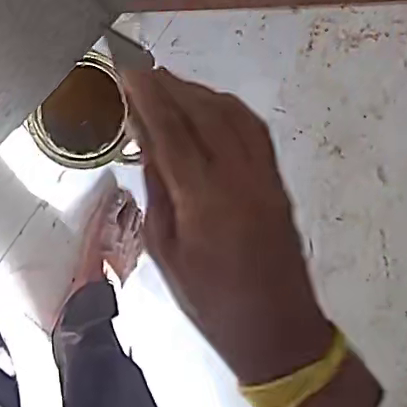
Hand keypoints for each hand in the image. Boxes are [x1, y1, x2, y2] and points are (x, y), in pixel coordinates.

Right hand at [123, 65, 380, 406]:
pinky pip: (252, 126)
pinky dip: (225, 104)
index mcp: (204, 199)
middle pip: (201, 112)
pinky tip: (206, 101)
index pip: (170, 130)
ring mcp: (263, 175)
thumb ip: (155, 186)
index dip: (146, 96)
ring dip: (195, 90)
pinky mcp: (276, 179)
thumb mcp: (164, 248)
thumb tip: (144, 139)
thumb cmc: (210, 300)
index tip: (127, 72)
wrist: (280, 335)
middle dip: (167, 85)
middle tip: (139, 71)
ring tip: (165, 81)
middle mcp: (237, 178)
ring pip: (229, 112)